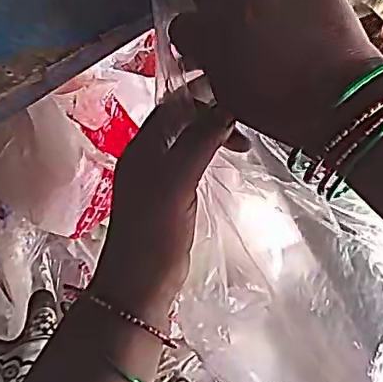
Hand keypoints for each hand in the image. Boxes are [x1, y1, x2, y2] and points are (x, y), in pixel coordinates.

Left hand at [94, 91, 236, 315]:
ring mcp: (154, 178)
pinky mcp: (166, 199)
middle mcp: (145, 157)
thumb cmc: (155, 234)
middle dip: (210, 113)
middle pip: (178, 120)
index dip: (200, 95)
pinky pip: (188, 162)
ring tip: (241, 144)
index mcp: (142, 147)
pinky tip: (225, 164)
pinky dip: (207, 154)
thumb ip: (198, 143)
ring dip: (211, 134)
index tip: (235, 93)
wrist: (138, 287)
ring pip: (185, 141)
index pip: (171, 105)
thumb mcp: (178, 183)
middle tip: (244, 122)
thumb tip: (225, 107)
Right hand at [167, 0, 382, 147]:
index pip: (182, 23)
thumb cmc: (284, 108)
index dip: (191, 36)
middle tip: (226, 21)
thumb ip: (209, 64)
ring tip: (260, 16)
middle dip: (211, 1)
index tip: (200, 44)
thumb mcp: (228, 94)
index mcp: (210, 31)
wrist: (342, 102)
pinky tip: (297, 22)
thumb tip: (204, 55)